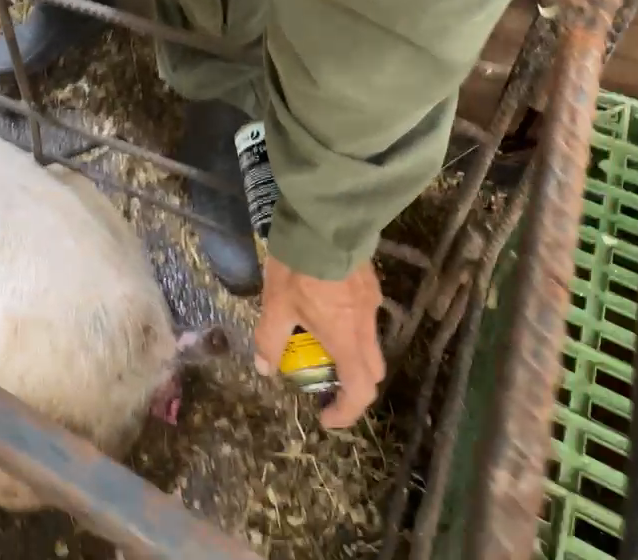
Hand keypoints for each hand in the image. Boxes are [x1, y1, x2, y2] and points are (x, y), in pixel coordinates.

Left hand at [253, 254, 386, 428]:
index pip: (360, 390)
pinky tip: (325, 307)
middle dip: (349, 383)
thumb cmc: (299, 268)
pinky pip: (365, 315)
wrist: (323, 221)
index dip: (347, 411)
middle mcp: (366, 325)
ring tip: (318, 339)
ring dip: (349, 351)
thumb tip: (265, 368)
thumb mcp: (275, 305)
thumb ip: (270, 339)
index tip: (326, 416)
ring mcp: (372, 301)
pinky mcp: (370, 281)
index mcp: (346, 338)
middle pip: (370, 369)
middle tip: (321, 378)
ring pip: (369, 341)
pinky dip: (350, 326)